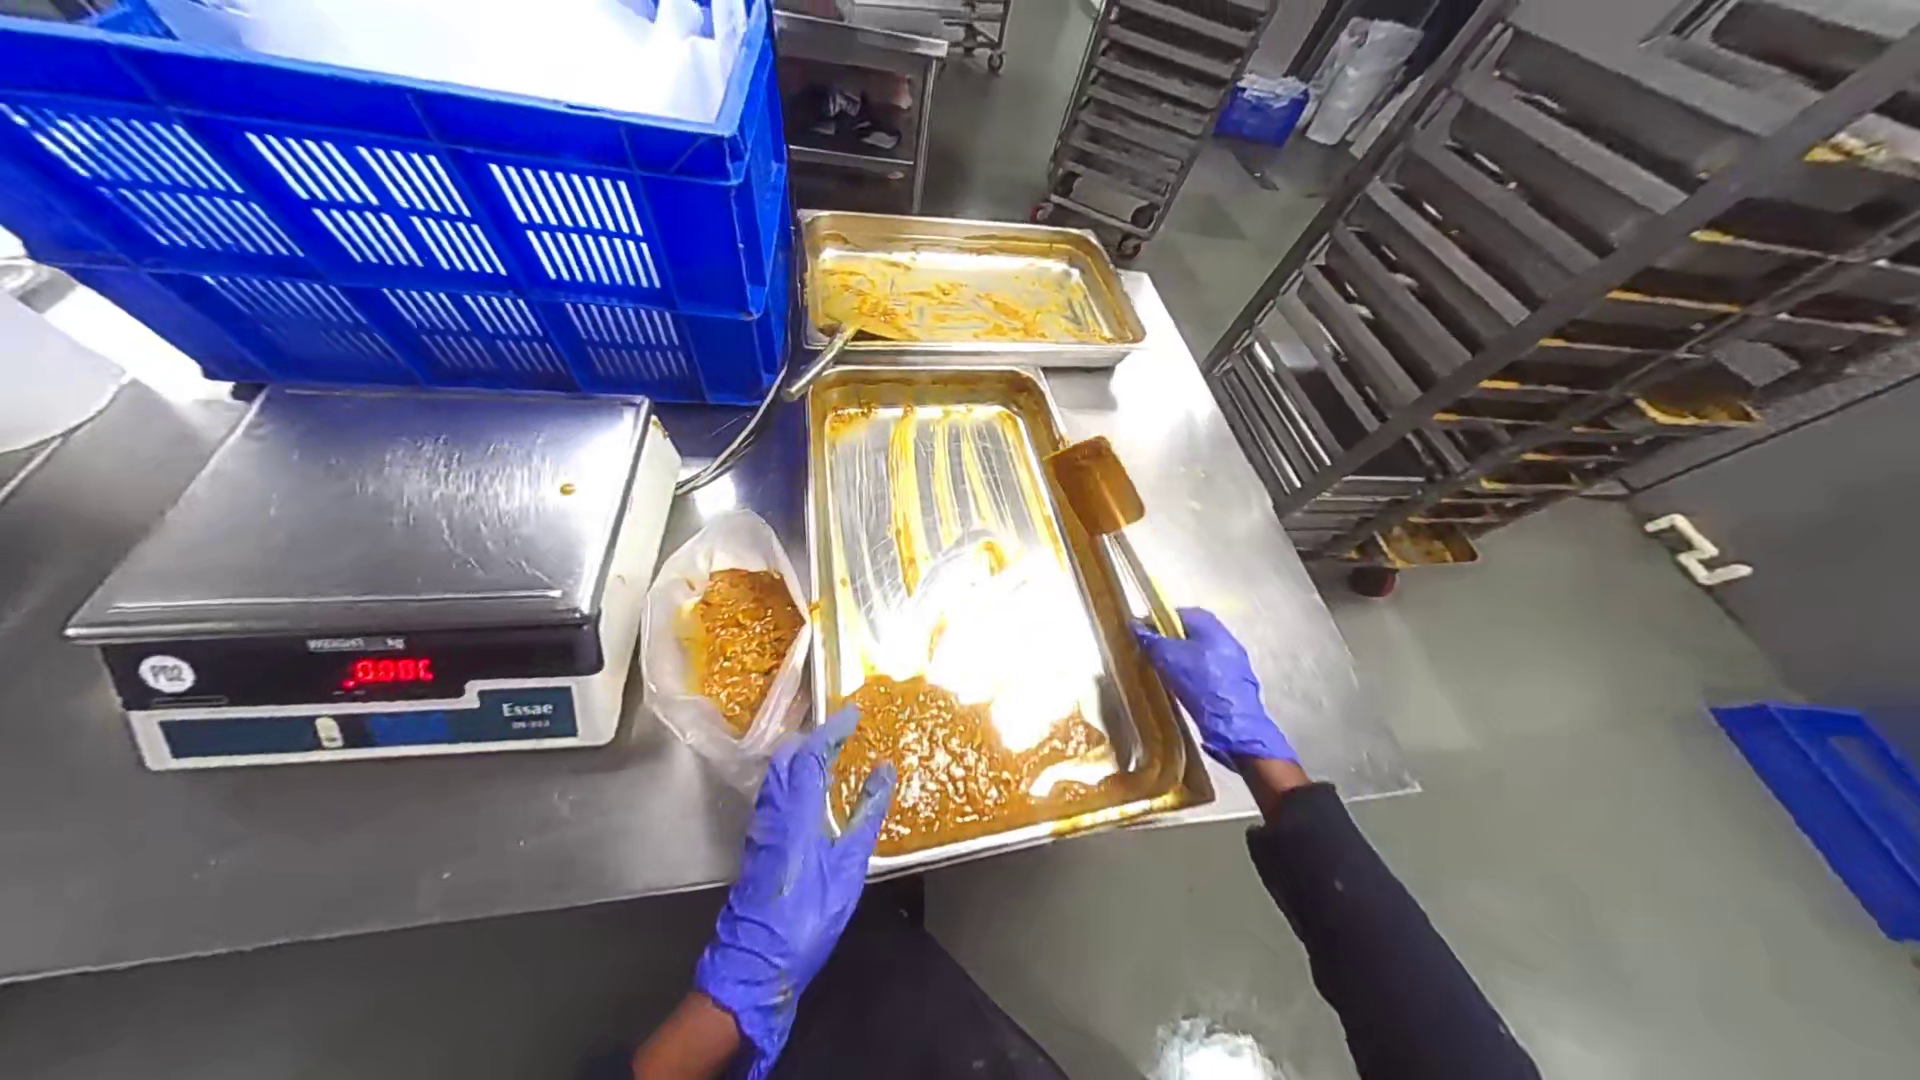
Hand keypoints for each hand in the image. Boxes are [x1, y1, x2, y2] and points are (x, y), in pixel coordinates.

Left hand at [693, 707, 895, 1079]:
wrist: (754, 963)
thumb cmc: (808, 914)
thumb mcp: (849, 865)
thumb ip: (867, 813)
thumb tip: (884, 770)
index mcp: (797, 809)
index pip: (811, 752)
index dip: (833, 729)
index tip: (854, 713)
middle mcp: (774, 808)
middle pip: (788, 756)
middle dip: (814, 736)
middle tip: (844, 733)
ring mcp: (762, 824)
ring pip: (778, 772)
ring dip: (803, 754)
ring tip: (833, 754)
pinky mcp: (759, 840)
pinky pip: (776, 790)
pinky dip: (796, 775)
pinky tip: (814, 789)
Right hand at [1133, 607, 1297, 766]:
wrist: (1234, 724)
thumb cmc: (1199, 682)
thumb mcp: (1167, 658)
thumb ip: (1150, 639)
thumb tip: (1135, 624)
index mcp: (1211, 625)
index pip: (1179, 613)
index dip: (1158, 622)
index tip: (1143, 635)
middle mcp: (1226, 637)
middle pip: (1191, 633)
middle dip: (1170, 642)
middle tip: (1152, 655)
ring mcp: (1235, 661)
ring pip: (1200, 654)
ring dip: (1182, 661)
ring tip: (1165, 674)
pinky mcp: (1237, 683)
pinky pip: (1209, 672)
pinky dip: (1194, 676)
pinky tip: (1184, 689)